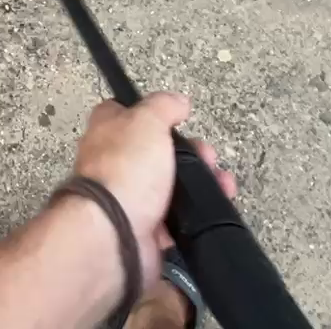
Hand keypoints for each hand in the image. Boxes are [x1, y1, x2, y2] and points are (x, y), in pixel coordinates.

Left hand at [71, 93, 237, 298]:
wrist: (117, 232)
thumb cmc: (122, 172)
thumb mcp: (147, 122)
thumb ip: (163, 106)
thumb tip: (177, 99)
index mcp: (108, 128)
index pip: (129, 111)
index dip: (156, 114)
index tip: (180, 119)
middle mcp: (115, 159)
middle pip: (156, 150)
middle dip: (189, 153)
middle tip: (207, 156)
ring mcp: (129, 194)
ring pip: (169, 184)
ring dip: (198, 184)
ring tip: (221, 184)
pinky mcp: (144, 226)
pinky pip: (174, 219)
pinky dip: (194, 216)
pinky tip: (207, 212)